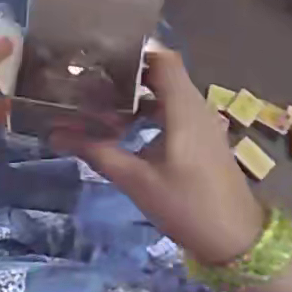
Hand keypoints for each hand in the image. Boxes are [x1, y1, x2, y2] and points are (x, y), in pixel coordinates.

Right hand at [56, 47, 266, 265]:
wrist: (237, 241)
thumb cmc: (188, 206)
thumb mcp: (137, 180)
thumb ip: (97, 152)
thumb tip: (54, 134)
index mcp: (184, 108)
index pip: (163, 59)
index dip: (135, 49)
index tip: (100, 51)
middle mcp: (196, 107)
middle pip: (163, 72)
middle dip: (128, 70)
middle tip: (91, 73)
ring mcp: (202, 122)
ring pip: (168, 92)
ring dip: (138, 91)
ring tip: (100, 95)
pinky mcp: (202, 138)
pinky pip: (174, 109)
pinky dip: (149, 109)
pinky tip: (124, 125)